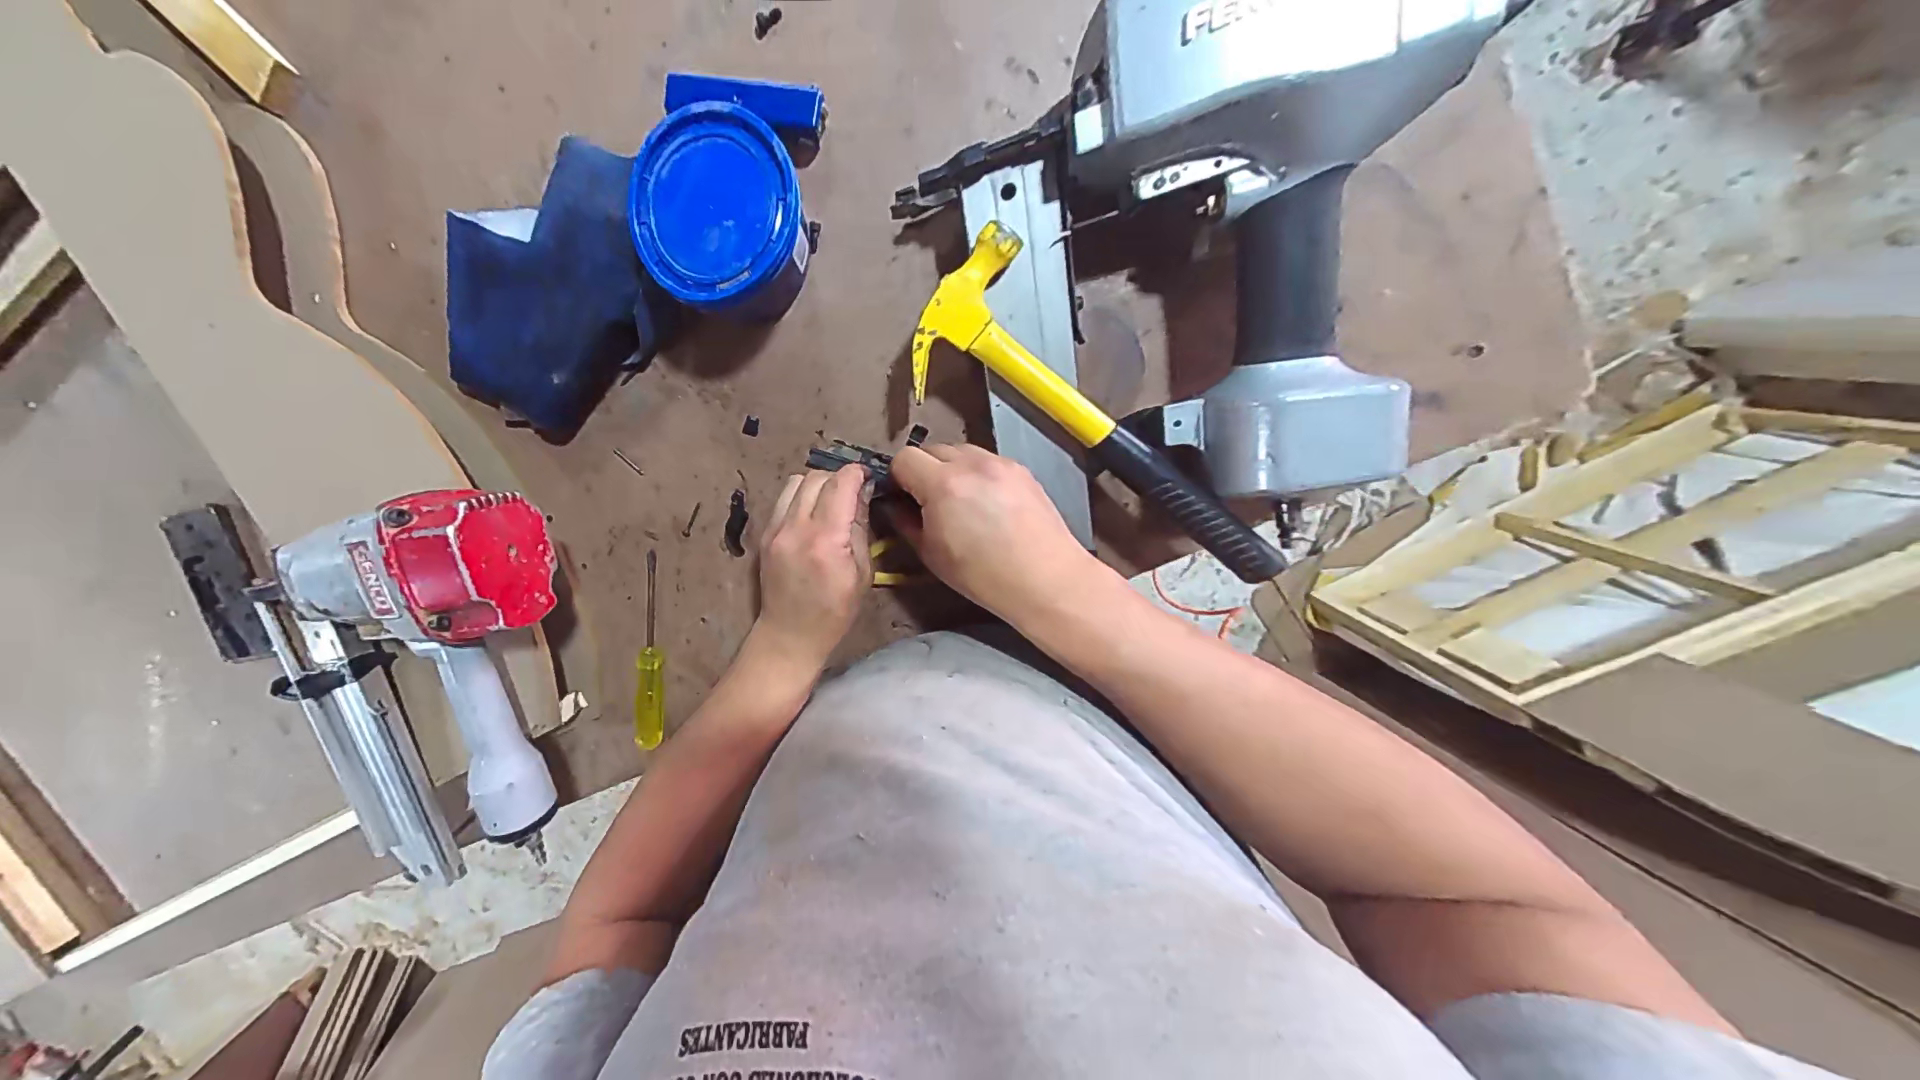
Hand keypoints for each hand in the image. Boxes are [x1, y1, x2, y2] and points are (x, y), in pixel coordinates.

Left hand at [752, 466, 871, 669]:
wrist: (789, 635)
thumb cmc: (835, 612)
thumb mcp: (862, 573)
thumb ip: (861, 529)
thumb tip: (863, 495)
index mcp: (825, 540)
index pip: (841, 484)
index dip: (857, 474)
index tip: (869, 477)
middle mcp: (796, 527)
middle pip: (818, 477)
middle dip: (839, 478)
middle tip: (854, 492)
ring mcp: (775, 529)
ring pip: (797, 481)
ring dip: (818, 484)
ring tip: (831, 501)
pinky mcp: (765, 534)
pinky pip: (784, 499)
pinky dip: (801, 497)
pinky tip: (813, 515)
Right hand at [889, 444, 1104, 621]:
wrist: (1045, 578)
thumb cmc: (985, 576)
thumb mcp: (932, 555)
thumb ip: (907, 523)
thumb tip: (897, 507)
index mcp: (944, 484)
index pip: (905, 458)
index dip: (898, 477)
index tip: (902, 496)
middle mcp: (972, 464)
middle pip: (932, 449)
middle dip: (924, 471)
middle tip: (928, 502)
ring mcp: (1000, 463)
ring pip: (961, 451)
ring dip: (952, 469)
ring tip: (960, 502)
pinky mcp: (1021, 469)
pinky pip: (987, 461)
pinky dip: (978, 474)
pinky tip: (987, 503)